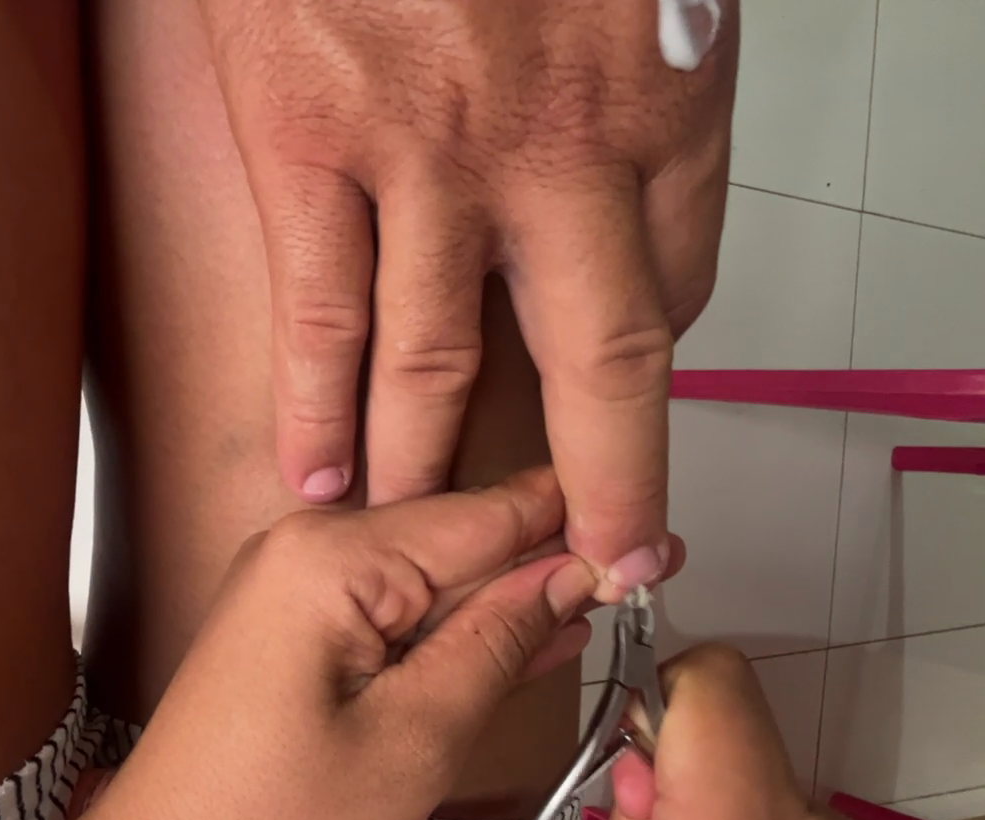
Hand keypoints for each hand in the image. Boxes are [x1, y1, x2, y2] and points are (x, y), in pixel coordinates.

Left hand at [70, 466, 597, 819]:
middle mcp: (304, 545)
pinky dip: (445, 626)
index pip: (484, 516)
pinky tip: (509, 639)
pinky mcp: (291, 618)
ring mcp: (291, 580)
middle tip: (630, 586)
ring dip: (499, 602)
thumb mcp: (414, 737)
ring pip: (425, 575)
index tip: (648, 543)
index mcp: (330, 556)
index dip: (574, 528)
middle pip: (453, 538)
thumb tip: (566, 578)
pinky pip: (387, 606)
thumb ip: (496, 643)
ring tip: (586, 615)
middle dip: (539, 566)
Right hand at [196, 0, 734, 598]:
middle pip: (597, 363)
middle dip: (605, 484)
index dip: (649, 381)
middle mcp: (551, 144)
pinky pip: (321, 318)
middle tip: (601, 564)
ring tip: (419, 538)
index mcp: (653, 90)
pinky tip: (317, 479)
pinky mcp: (311, 155)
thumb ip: (641, 114)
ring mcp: (425, 158)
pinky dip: (316, 412)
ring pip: (435, 361)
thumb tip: (622, 245)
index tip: (621, 436)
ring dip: (428, 468)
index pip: (673, 283)